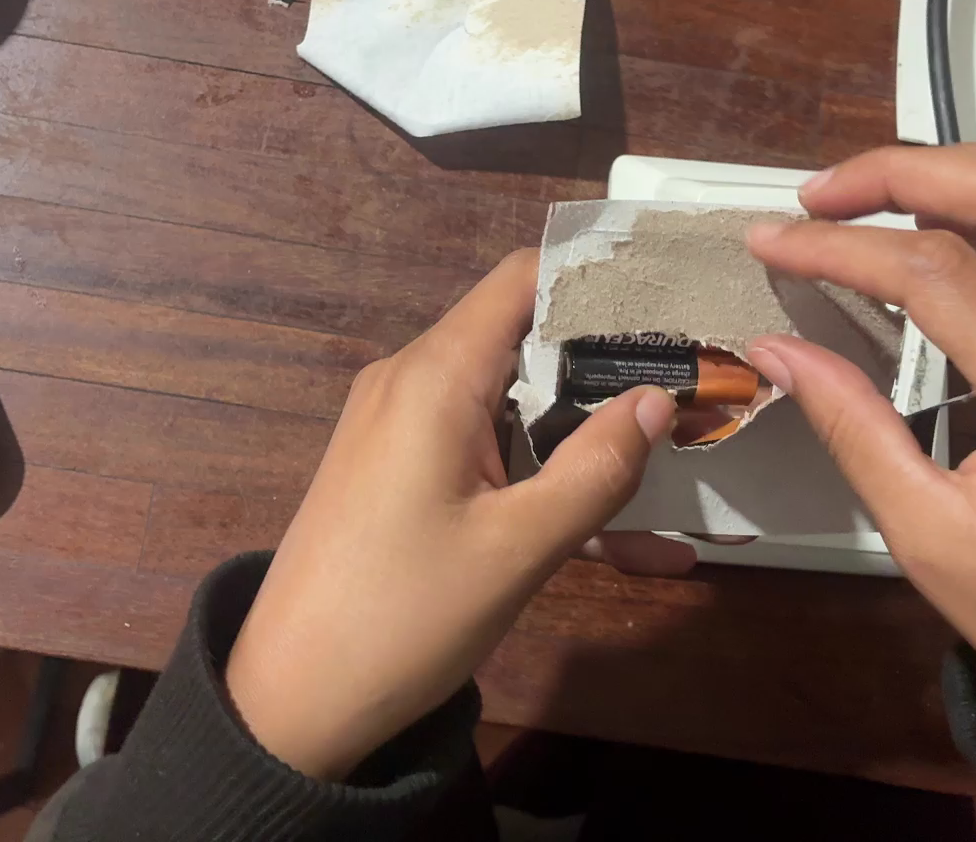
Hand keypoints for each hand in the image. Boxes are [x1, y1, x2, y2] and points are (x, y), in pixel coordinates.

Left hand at [225, 250, 681, 779]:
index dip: (592, 278)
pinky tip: (616, 540)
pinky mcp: (399, 466)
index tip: (664, 301)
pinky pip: (481, 450)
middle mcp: (412, 380)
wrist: (289, 698)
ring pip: (508, 402)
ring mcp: (401, 424)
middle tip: (686, 386)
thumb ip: (595, 468)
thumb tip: (657, 400)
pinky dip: (537, 475)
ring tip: (664, 461)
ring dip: (577, 433)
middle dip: (602, 362)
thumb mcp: (516, 548)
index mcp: (435, 376)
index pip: (520, 280)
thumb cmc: (402, 617)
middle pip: (520, 337)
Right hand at [745, 146, 975, 790]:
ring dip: (970, 168)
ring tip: (883, 192)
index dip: (839, 245)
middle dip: (903, 172)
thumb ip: (847, 420)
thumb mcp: (921, 530)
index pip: (940, 275)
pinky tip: (963, 220)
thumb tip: (769, 347)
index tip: (768, 240)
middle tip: (818, 193)